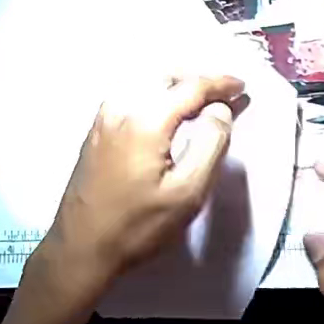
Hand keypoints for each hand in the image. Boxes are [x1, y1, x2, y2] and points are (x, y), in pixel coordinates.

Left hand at [39, 74, 245, 299]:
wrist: (81, 248)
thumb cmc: (138, 225)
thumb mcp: (188, 192)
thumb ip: (211, 144)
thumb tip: (219, 110)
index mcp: (145, 119)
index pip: (190, 87)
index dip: (220, 83)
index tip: (242, 86)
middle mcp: (120, 107)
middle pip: (165, 76)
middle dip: (197, 80)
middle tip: (224, 95)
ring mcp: (103, 117)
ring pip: (145, 82)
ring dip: (175, 85)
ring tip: (199, 102)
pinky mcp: (95, 130)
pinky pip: (130, 94)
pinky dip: (155, 93)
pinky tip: (165, 113)